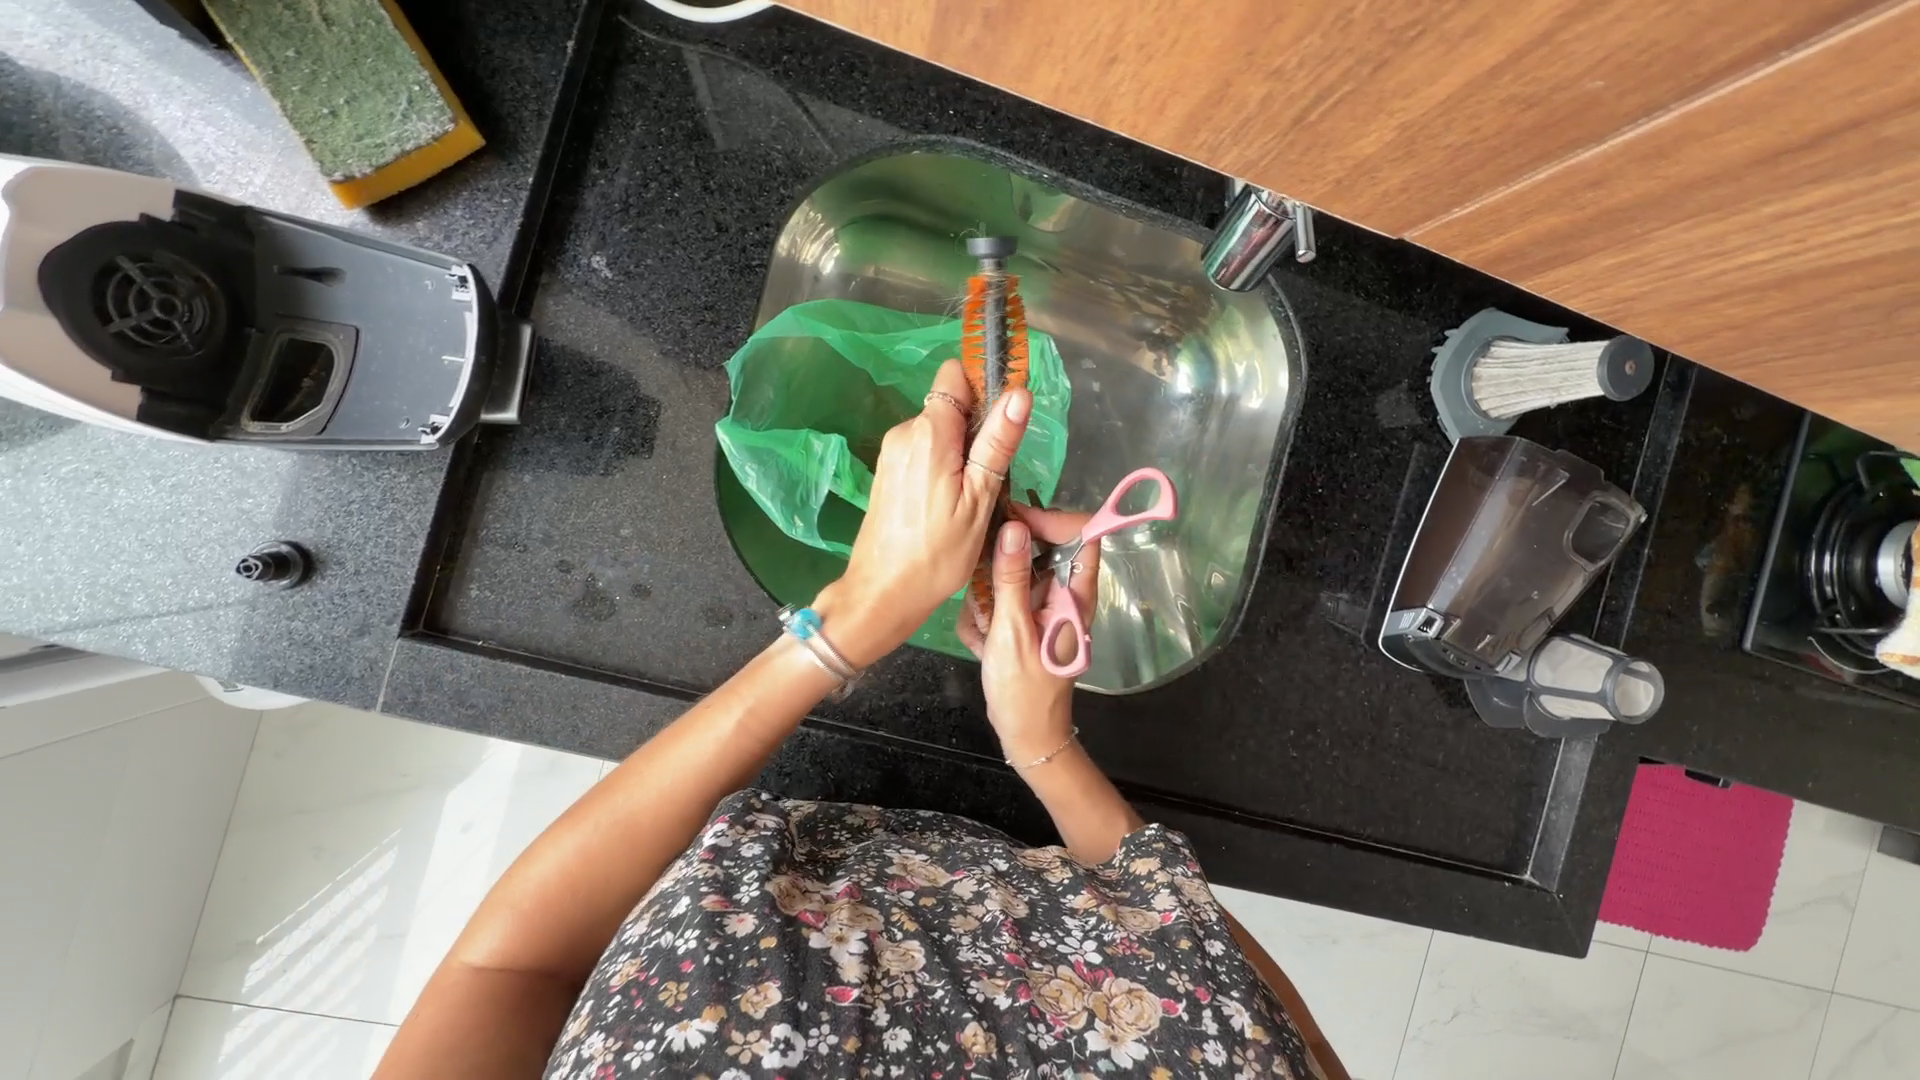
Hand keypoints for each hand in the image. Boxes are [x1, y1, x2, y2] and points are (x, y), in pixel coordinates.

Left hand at [815, 359, 1030, 666]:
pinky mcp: (888, 472)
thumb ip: (997, 444)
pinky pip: (924, 453)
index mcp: (928, 432)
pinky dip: (942, 468)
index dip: (983, 389)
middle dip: (976, 430)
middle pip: (950, 406)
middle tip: (989, 479)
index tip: (1001, 425)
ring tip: (970, 499)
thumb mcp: (978, 500)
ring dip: (960, 454)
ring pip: (939, 432)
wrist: (882, 593)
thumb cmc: (937, 554)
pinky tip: (948, 505)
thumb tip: (1019, 393)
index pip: (956, 375)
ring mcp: (893, 452)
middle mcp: (905, 432)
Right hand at [957, 504, 1098, 763]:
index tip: (1012, 520)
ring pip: (1008, 576)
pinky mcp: (1023, 619)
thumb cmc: (1025, 688)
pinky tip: (984, 646)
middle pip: (1035, 551)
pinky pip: (998, 601)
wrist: (1026, 735)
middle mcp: (1062, 594)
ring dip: (988, 602)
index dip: (1051, 519)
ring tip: (986, 635)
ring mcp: (1041, 607)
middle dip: (1000, 572)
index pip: (1082, 534)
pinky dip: (986, 620)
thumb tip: (1014, 527)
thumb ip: (1012, 578)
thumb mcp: (1013, 630)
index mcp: (1074, 594)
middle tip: (985, 600)